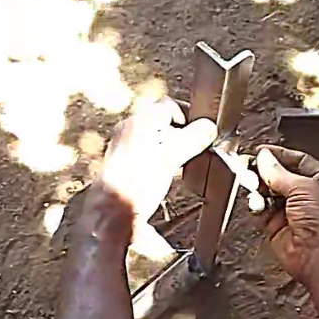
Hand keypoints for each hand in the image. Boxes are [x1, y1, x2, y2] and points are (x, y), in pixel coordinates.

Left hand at [94, 98, 217, 222]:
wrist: (109, 214)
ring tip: (178, 166)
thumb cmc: (136, 184)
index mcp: (140, 121)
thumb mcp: (172, 157)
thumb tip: (209, 127)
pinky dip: (157, 161)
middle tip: (191, 150)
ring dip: (169, 149)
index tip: (199, 132)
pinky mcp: (120, 164)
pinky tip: (162, 177)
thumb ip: (192, 138)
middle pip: (162, 122)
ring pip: (154, 139)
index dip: (187, 116)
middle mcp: (128, 129)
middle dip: (179, 134)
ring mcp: (122, 146)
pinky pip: (145, 154)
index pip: (169, 105)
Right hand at [255, 145, 318, 283]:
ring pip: (267, 192)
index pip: (298, 161)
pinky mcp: (277, 226)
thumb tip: (264, 157)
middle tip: (248, 167)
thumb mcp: (304, 188)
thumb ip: (279, 173)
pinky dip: (257, 205)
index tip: (260, 151)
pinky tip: (257, 205)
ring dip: (258, 188)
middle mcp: (308, 196)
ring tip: (252, 186)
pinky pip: (261, 209)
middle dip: (264, 172)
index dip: (279, 155)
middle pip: (280, 176)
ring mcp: (292, 211)